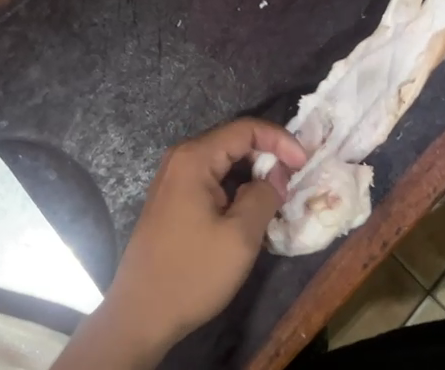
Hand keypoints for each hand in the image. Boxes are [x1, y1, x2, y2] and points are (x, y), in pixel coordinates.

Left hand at [58, 118, 307, 367]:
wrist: (139, 316)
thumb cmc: (192, 273)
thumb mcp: (240, 236)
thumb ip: (264, 195)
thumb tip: (275, 177)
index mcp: (195, 158)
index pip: (246, 129)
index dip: (280, 140)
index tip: (304, 163)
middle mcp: (180, 159)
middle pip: (233, 142)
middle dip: (267, 156)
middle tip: (292, 181)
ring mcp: (172, 180)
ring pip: (222, 163)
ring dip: (251, 174)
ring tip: (276, 197)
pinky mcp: (171, 201)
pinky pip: (210, 180)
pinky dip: (234, 188)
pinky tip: (248, 211)